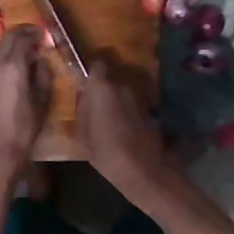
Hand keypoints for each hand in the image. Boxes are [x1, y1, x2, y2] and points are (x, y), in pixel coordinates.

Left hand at [0, 25, 47, 176]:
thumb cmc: (25, 125)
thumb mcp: (42, 98)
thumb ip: (42, 74)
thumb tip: (39, 60)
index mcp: (13, 65)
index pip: (23, 37)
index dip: (36, 32)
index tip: (46, 35)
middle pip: (8, 36)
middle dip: (23, 32)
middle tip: (38, 35)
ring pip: (0, 45)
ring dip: (14, 41)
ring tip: (29, 46)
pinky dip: (6, 51)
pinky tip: (17, 60)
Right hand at [78, 63, 169, 193]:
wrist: (143, 170)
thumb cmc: (106, 151)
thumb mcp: (82, 132)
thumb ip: (82, 107)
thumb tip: (84, 93)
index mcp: (102, 88)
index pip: (97, 63)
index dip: (91, 69)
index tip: (86, 80)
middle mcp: (123, 86)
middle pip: (111, 78)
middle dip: (104, 87)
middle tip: (94, 104)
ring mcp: (140, 97)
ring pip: (124, 91)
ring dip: (117, 99)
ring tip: (109, 118)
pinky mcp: (151, 110)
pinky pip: (133, 104)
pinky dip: (128, 110)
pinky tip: (123, 127)